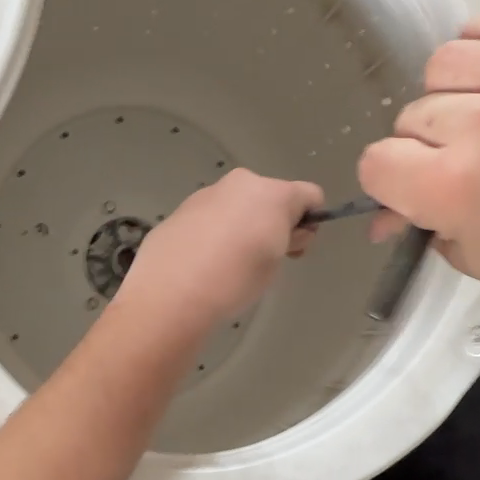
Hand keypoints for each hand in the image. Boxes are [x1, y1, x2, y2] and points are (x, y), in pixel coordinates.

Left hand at [113, 169, 323, 335]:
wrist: (171, 295)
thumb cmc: (234, 282)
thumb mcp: (273, 266)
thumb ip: (286, 241)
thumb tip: (285, 233)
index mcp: (272, 194)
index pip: (309, 196)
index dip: (307, 222)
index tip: (292, 250)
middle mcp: (238, 184)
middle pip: (267, 196)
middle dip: (268, 222)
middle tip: (256, 260)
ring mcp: (204, 195)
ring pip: (233, 206)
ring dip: (236, 227)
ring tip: (222, 267)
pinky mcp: (176, 212)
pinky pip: (205, 219)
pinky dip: (208, 235)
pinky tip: (197, 266)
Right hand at [357, 1, 479, 327]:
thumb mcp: (478, 258)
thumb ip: (427, 223)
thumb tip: (391, 211)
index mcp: (457, 188)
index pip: (379, 161)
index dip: (387, 182)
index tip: (406, 189)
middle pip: (412, 113)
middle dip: (423, 144)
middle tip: (455, 165)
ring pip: (448, 59)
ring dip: (452, 91)